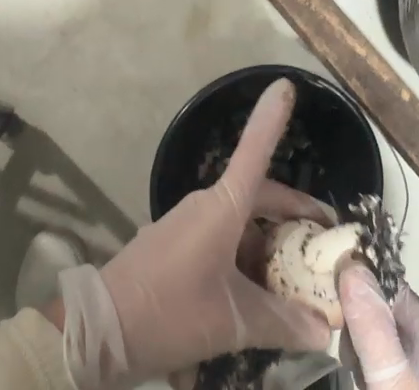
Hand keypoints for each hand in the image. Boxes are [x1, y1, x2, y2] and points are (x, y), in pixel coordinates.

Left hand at [57, 78, 337, 388]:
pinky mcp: (172, 249)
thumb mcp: (231, 322)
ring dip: (267, 245)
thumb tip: (325, 332)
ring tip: (291, 278)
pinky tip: (253, 295)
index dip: (272, 119)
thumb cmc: (168, 311)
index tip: (285, 84)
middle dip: (292, 215)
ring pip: (239, 225)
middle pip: (259, 197)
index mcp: (222, 208)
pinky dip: (242, 259)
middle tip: (321, 237)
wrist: (93, 333)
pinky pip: (219, 242)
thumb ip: (282, 324)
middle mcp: (205, 207)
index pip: (255, 151)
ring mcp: (186, 227)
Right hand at [340, 265, 418, 389]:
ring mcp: (415, 361)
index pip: (383, 282)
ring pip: (372, 339)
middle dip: (354, 330)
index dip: (356, 288)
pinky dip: (366, 371)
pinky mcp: (407, 382)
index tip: (333, 304)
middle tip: (350, 357)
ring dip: (357, 354)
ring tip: (358, 377)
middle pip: (375, 310)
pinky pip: (378, 363)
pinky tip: (362, 383)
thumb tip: (351, 267)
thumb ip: (372, 326)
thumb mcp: (390, 373)